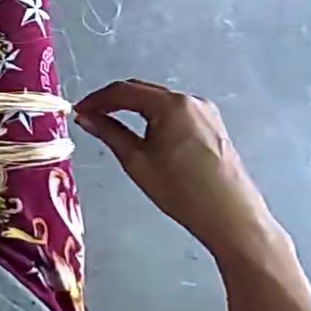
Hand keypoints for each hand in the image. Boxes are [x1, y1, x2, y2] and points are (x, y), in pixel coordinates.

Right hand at [74, 79, 288, 265]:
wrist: (233, 220)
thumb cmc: (180, 189)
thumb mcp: (136, 160)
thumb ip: (108, 132)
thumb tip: (85, 117)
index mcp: (170, 105)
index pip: (122, 91)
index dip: (95, 99)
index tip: (77, 111)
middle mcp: (190, 102)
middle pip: (141, 91)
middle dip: (112, 100)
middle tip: (89, 115)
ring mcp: (206, 113)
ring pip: (157, 100)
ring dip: (130, 107)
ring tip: (108, 122)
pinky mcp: (213, 127)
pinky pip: (173, 111)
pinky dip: (150, 115)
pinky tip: (139, 129)